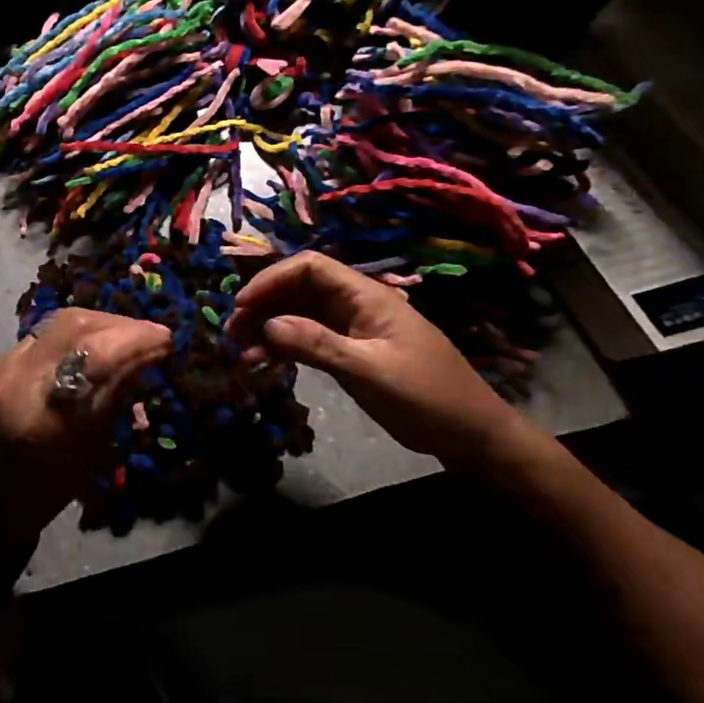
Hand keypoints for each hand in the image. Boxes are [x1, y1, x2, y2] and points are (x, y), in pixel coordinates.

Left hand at [0, 309, 170, 554]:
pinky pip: (48, 331)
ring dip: (102, 323)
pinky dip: (79, 331)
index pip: (96, 354)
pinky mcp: (4, 360)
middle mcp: (21, 377)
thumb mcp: (90, 451)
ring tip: (128, 337)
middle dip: (121, 325)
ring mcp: (8, 364)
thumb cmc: (44, 489)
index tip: (167, 339)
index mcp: (46, 413)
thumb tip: (149, 358)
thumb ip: (115, 398)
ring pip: (60, 321)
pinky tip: (98, 341)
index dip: (136, 339)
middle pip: (76, 325)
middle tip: (151, 336)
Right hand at [226, 251, 524, 462]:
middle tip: (232, 332)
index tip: (241, 306)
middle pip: (298, 288)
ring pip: (298, 315)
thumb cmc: (429, 398)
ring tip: (241, 351)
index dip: (271, 279)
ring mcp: (351, 329)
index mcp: (367, 296)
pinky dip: (282, 348)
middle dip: (262, 304)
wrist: (471, 435)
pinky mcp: (348, 352)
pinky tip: (264, 364)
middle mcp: (354, 305)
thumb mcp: (371, 372)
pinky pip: (306, 340)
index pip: (310, 267)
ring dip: (268, 327)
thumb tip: (266, 324)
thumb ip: (319, 345)